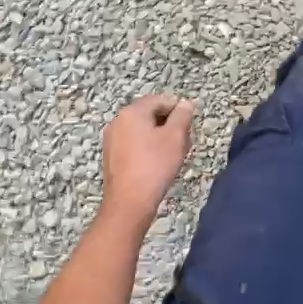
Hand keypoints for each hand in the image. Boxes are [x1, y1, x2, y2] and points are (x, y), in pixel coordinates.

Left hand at [100, 95, 194, 229]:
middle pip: (150, 114)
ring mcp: (112, 141)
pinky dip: (148, 148)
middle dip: (170, 124)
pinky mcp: (112, 158)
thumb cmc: (155, 165)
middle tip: (185, 139)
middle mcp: (118, 122)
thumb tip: (185, 103)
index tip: (190, 123)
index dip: (178, 108)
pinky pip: (134, 144)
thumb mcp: (176, 136)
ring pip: (142, 130)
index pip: (159, 100)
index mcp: (131, 113)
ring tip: (175, 153)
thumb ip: (182, 115)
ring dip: (160, 137)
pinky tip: (159, 163)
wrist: (129, 203)